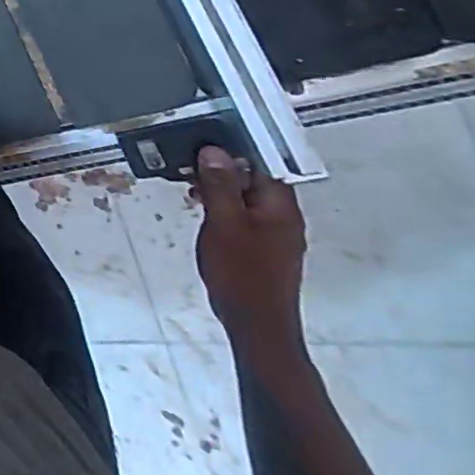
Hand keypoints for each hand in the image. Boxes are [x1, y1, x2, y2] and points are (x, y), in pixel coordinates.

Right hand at [195, 145, 306, 351]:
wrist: (256, 327)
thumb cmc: (241, 273)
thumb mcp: (223, 222)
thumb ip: (219, 185)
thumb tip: (213, 151)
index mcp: (281, 204)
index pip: (260, 161)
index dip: (230, 150)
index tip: (200, 147)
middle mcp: (284, 216)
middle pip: (254, 179)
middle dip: (222, 171)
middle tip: (190, 171)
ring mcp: (276, 234)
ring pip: (247, 199)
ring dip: (221, 191)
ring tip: (193, 193)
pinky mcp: (264, 249)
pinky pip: (245, 217)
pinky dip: (225, 210)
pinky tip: (206, 217)